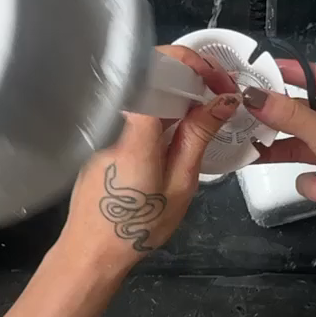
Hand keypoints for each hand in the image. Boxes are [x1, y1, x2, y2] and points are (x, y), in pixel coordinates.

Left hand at [56, 46, 238, 272]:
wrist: (92, 250)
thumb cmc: (138, 226)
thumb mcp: (181, 184)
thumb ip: (198, 136)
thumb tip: (223, 101)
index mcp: (134, 134)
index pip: (158, 72)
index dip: (193, 66)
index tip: (220, 81)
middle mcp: (114, 122)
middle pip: (152, 75)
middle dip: (192, 76)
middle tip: (222, 95)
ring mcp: (105, 127)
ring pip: (146, 90)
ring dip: (180, 92)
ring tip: (208, 110)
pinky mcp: (102, 134)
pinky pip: (137, 107)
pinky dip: (163, 107)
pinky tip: (182, 124)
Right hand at [245, 60, 315, 257]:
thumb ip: (289, 116)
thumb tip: (251, 95)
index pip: (313, 75)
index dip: (284, 70)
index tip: (251, 70)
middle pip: (298, 112)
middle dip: (274, 117)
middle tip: (240, 115)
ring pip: (297, 145)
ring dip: (283, 153)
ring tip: (253, 153)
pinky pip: (307, 175)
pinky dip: (314, 186)